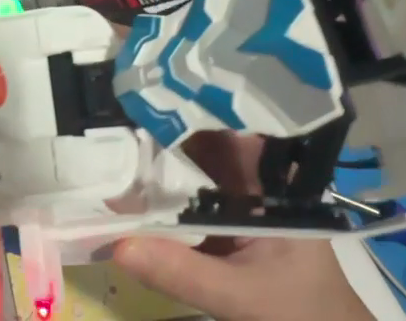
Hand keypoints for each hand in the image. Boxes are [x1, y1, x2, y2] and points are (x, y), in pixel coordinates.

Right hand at [111, 131, 371, 320]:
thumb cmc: (301, 314)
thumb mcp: (243, 297)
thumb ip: (184, 272)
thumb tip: (115, 243)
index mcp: (271, 179)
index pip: (220, 129)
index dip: (177, 113)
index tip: (133, 105)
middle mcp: (253, 177)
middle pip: (197, 144)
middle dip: (154, 136)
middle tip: (105, 127)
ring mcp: (237, 199)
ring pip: (187, 169)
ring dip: (151, 164)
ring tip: (104, 150)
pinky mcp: (223, 221)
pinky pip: (184, 197)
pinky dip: (157, 194)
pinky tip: (123, 188)